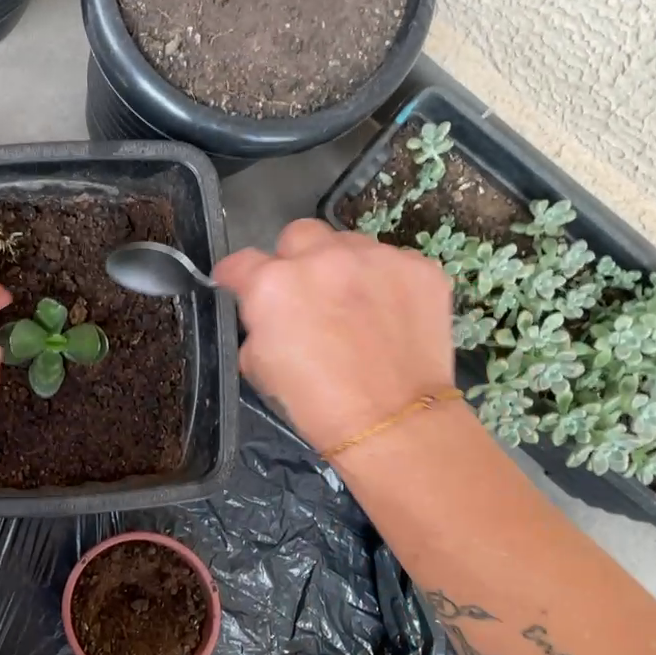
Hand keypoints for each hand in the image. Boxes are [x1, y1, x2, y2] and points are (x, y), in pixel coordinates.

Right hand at [215, 220, 456, 452]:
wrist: (390, 419)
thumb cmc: (312, 401)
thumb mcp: (257, 366)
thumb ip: (256, 326)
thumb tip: (265, 316)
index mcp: (273, 285)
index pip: (239, 262)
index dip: (235, 277)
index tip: (238, 287)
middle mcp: (322, 258)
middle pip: (297, 236)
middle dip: (293, 261)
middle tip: (303, 295)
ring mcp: (376, 258)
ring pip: (347, 244)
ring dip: (340, 267)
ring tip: (351, 306)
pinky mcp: (420, 267)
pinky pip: (390, 262)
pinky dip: (383, 282)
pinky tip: (386, 315)